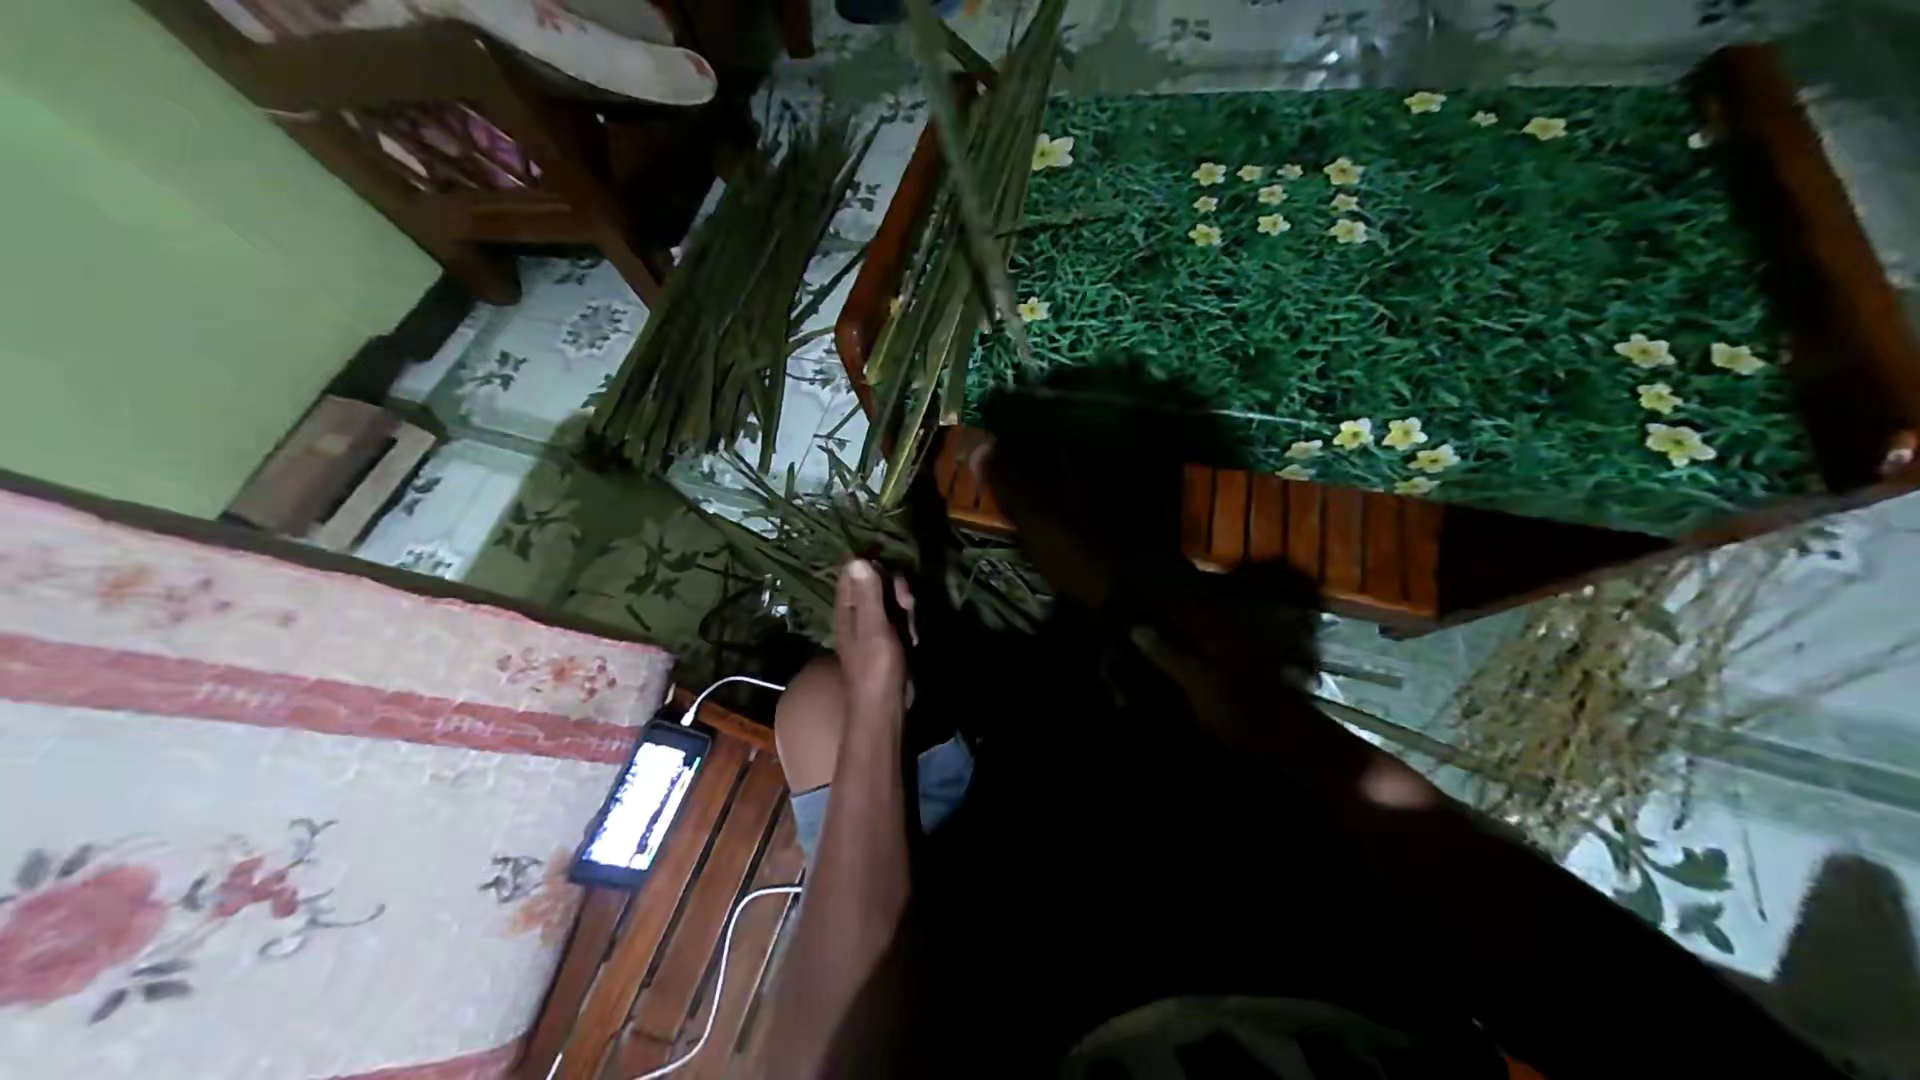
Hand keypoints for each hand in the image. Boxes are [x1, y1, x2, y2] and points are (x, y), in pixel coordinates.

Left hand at [834, 560, 908, 729]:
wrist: (886, 706)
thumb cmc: (875, 667)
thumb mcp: (874, 626)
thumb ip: (869, 594)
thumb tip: (857, 559)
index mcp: (847, 608)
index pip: (854, 572)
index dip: (874, 566)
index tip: (892, 576)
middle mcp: (859, 613)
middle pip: (880, 584)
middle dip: (898, 591)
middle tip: (907, 605)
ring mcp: (876, 626)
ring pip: (896, 601)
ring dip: (908, 611)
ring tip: (910, 631)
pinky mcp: (891, 638)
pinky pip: (903, 620)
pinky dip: (910, 627)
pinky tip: (913, 642)